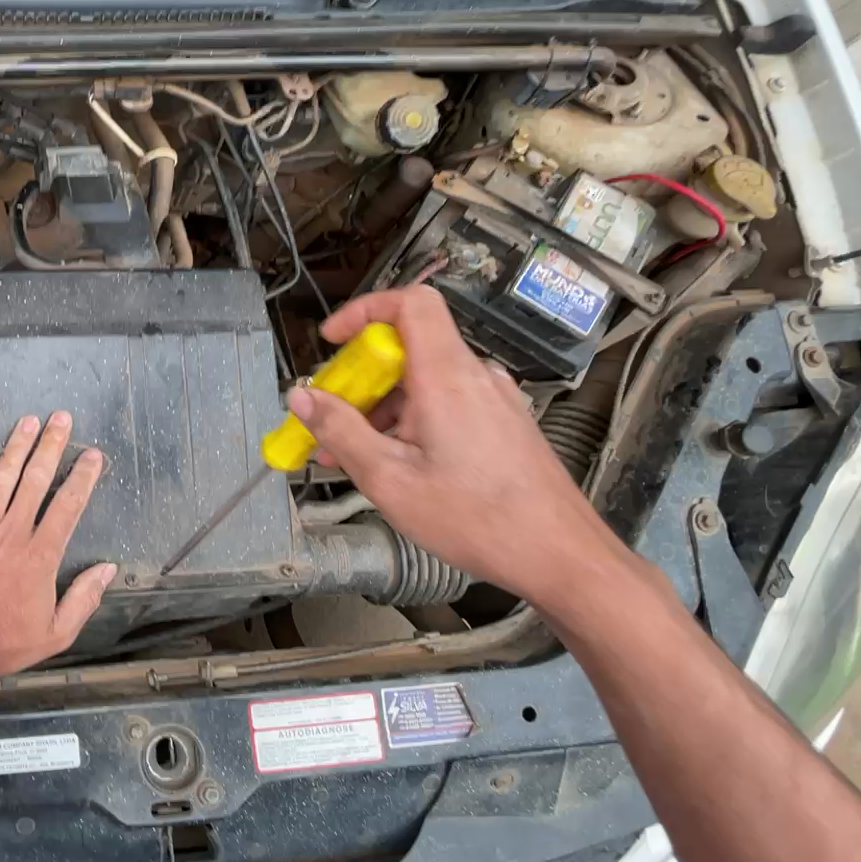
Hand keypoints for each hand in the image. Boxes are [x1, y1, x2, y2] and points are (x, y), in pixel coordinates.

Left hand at [0, 411, 117, 684]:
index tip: (93, 455)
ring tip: (29, 421)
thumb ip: (84, 598)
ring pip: (2, 478)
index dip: (83, 477)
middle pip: (37, 480)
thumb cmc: (4, 643)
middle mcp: (12, 534)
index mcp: (41, 556)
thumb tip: (108, 569)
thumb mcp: (56, 633)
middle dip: (51, 446)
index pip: (68, 506)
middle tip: (62, 418)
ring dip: (17, 447)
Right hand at [287, 287, 624, 606]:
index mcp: (447, 378)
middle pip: (406, 348)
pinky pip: (443, 403)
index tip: (332, 342)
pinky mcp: (501, 422)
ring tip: (351, 454)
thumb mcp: (387, 478)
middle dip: (358, 379)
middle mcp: (474, 377)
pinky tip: (392, 464)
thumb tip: (300, 396)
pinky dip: (408, 421)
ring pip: (421, 381)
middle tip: (328, 418)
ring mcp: (492, 399)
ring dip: (379, 407)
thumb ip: (339, 430)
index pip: (411, 303)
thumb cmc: (476, 519)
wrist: (559, 558)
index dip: (364, 311)